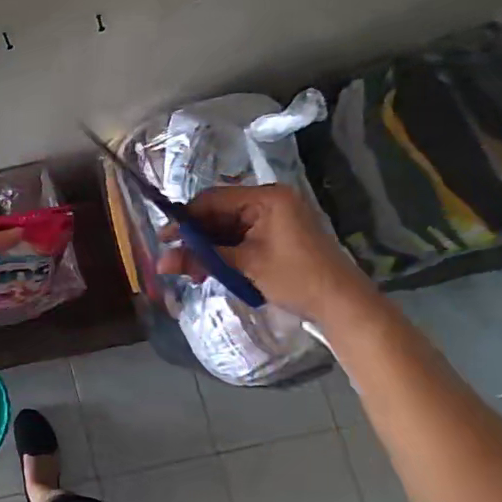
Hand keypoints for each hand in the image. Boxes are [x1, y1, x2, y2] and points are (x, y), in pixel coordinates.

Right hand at [157, 184, 374, 319]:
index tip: (164, 238)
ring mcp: (275, 218)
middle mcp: (270, 201)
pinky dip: (225, 254)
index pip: (214, 199)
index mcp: (266, 197)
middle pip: (220, 213)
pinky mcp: (277, 236)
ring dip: (209, 249)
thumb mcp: (244, 267)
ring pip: (228, 228)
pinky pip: (242, 239)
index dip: (186, 218)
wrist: (342, 303)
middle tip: (174, 261)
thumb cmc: (296, 278)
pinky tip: (211, 271)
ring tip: (192, 273)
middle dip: (196, 238)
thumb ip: (202, 259)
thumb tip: (160, 263)